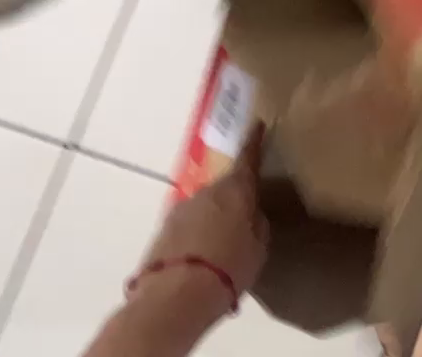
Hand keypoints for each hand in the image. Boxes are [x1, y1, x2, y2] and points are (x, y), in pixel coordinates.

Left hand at [103, 133, 269, 356]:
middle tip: (243, 218)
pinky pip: (187, 227)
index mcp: (236, 188)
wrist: (176, 297)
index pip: (248, 156)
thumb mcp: (259, 245)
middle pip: (224, 186)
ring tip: (220, 247)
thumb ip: (257, 222)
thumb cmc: (229, 266)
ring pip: (204, 207)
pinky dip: (194, 236)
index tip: (257, 124)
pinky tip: (200, 259)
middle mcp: (207, 190)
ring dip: (212, 219)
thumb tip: (250, 213)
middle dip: (233, 197)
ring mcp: (181, 209)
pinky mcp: (162, 231)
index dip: (254, 141)